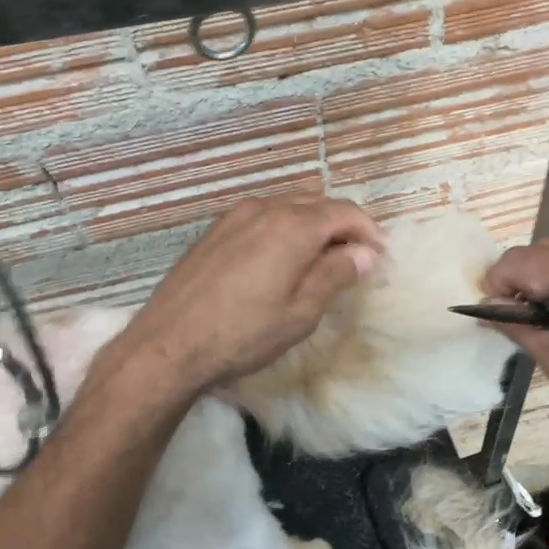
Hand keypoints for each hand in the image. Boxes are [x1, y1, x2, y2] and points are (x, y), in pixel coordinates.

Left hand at [108, 197, 383, 394]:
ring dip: (311, 227)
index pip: (345, 212)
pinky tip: (281, 261)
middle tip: (355, 260)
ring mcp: (234, 217)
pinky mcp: (214, 232)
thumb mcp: (301, 312)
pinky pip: (261, 218)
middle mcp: (264, 209)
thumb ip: (335, 274)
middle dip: (342, 227)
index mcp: (293, 225)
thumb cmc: (243, 333)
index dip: (369, 232)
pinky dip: (283, 231)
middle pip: (316, 204)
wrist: (168, 343)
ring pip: (287, 208)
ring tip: (321, 261)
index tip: (380, 257)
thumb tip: (364, 253)